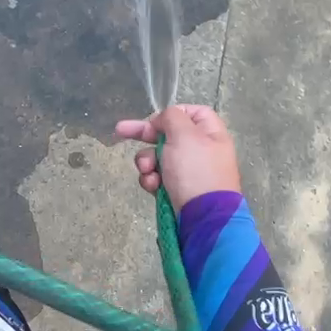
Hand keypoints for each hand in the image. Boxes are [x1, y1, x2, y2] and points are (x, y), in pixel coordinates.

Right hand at [114, 104, 241, 208]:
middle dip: (145, 136)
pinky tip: (153, 186)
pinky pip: (157, 177)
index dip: (172, 114)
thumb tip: (163, 121)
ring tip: (148, 171)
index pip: (192, 113)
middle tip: (120, 131)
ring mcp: (188, 171)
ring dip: (147, 161)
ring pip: (157, 156)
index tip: (157, 120)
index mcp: (210, 134)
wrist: (203, 217)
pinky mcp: (177, 189)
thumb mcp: (184, 135)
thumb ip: (171, 118)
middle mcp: (200, 150)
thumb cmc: (195, 170)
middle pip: (168, 134)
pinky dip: (152, 179)